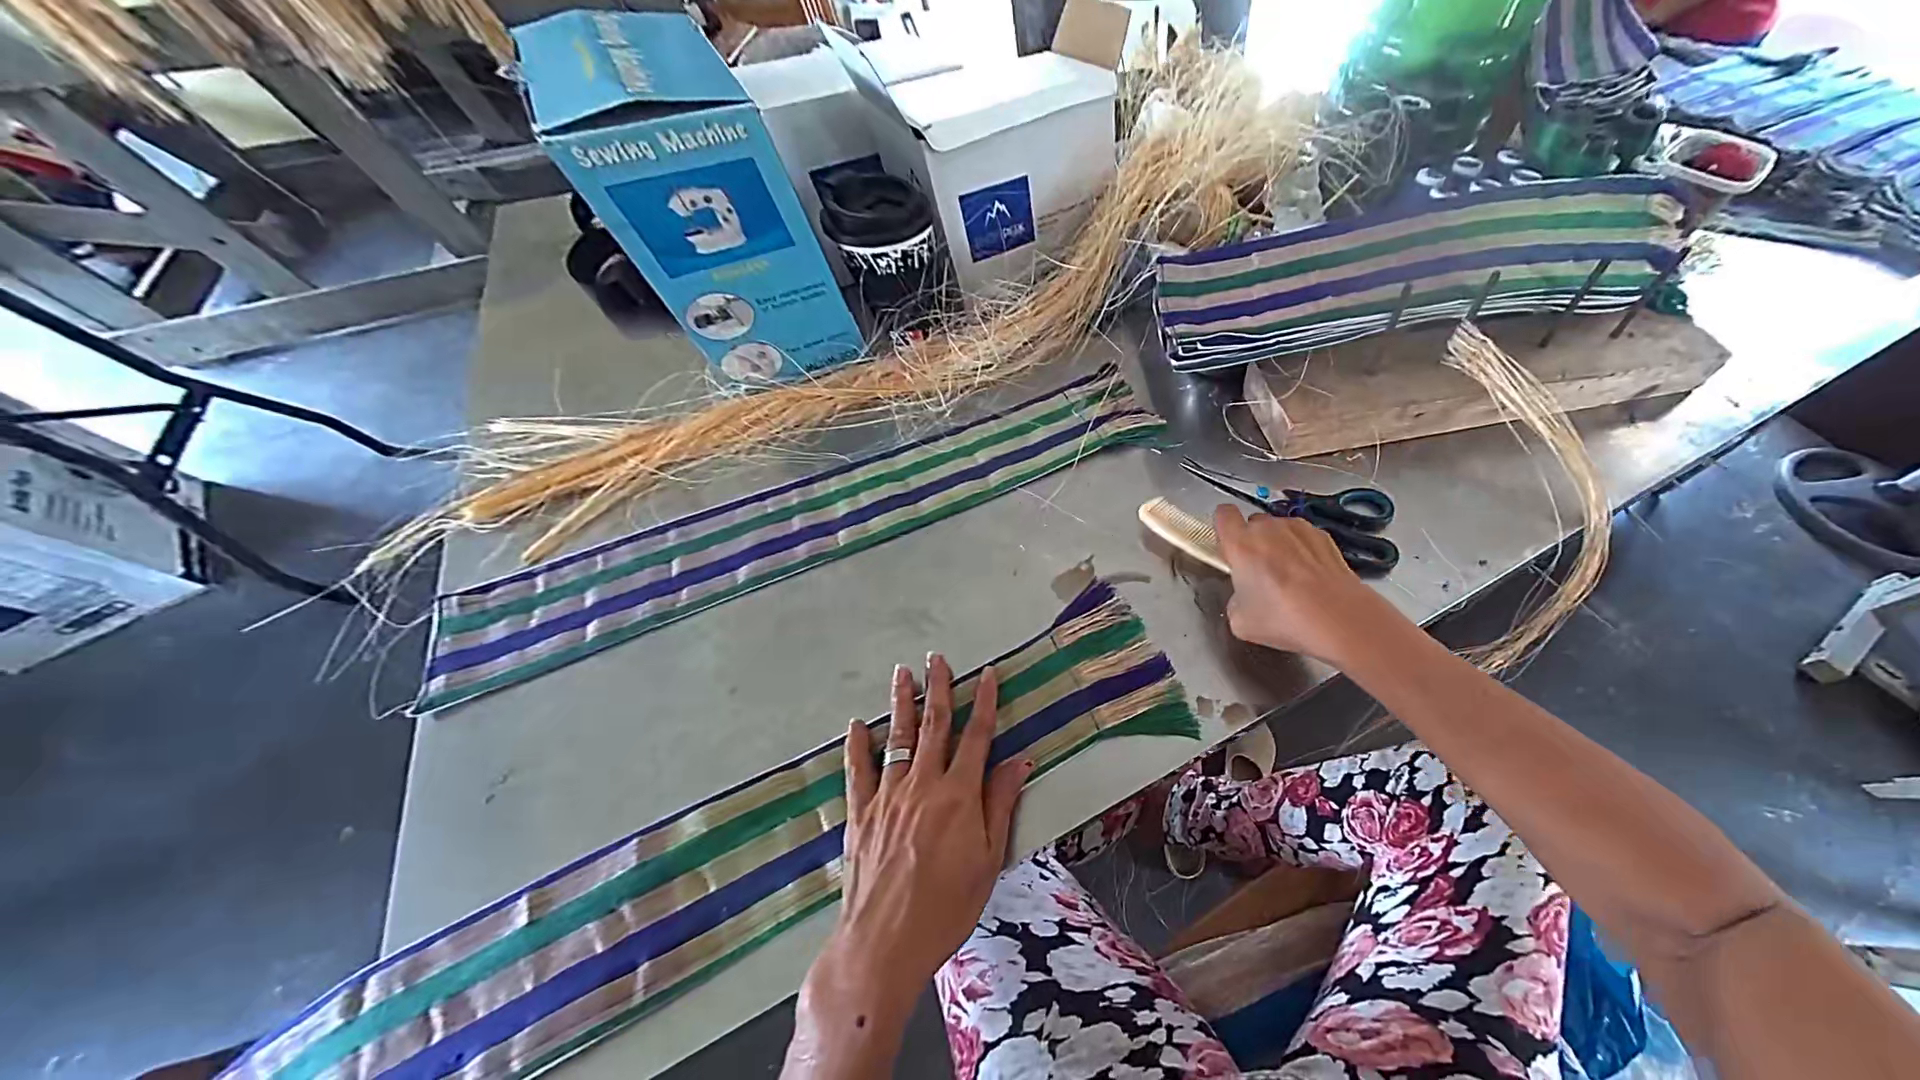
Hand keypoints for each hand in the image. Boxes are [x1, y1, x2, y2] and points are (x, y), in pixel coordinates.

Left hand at [835, 656, 1030, 993]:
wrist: (884, 942)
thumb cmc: (947, 907)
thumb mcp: (988, 860)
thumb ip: (1000, 805)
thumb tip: (1019, 760)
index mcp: (958, 795)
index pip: (976, 737)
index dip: (984, 702)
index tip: (987, 673)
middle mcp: (922, 785)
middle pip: (934, 727)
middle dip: (939, 689)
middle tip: (937, 658)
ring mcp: (886, 796)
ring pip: (896, 738)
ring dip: (901, 703)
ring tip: (903, 673)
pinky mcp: (859, 812)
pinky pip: (857, 770)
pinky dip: (857, 745)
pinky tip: (856, 725)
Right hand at [1213, 504, 1403, 665]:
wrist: (1340, 619)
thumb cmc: (1288, 617)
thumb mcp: (1240, 620)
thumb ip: (1234, 600)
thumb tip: (1243, 598)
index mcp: (1240, 544)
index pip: (1223, 514)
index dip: (1223, 527)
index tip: (1226, 543)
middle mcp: (1268, 529)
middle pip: (1252, 523)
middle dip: (1252, 541)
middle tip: (1256, 570)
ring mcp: (1299, 530)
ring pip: (1279, 530)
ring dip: (1278, 545)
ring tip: (1286, 577)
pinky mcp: (1324, 537)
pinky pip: (1303, 538)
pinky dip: (1302, 551)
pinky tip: (1307, 578)